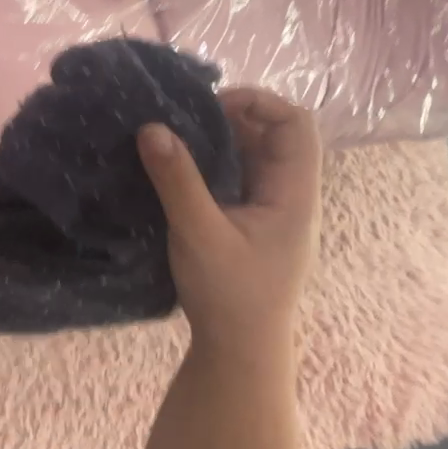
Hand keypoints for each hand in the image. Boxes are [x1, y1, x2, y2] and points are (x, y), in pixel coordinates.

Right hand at [138, 88, 322, 357]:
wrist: (240, 346)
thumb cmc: (229, 291)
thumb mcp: (198, 232)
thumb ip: (176, 179)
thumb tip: (151, 126)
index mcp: (293, 193)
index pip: (296, 125)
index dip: (257, 102)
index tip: (205, 105)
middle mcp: (286, 194)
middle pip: (272, 134)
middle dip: (227, 115)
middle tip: (177, 116)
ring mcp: (267, 208)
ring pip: (250, 154)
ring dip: (214, 137)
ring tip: (169, 134)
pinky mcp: (244, 220)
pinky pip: (232, 175)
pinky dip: (206, 160)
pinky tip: (171, 164)